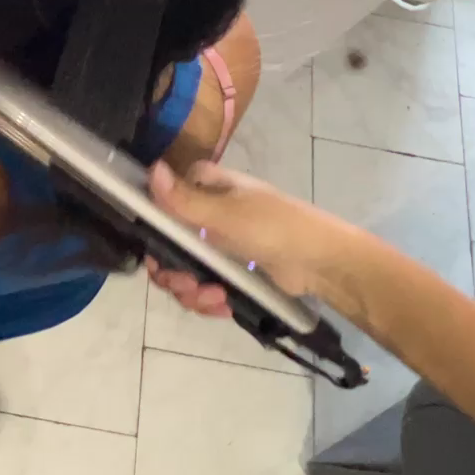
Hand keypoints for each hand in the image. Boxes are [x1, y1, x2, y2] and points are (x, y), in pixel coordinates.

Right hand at [145, 161, 363, 317]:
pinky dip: (207, 300)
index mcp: (207, 190)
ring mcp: (218, 246)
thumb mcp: (225, 213)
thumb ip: (183, 199)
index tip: (153, 244)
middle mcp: (207, 216)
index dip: (152, 222)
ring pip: (182, 271)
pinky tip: (223, 306)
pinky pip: (202, 288)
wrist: (323, 264)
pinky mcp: (229, 273)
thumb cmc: (274, 227)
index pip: (164, 199)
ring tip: (213, 298)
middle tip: (183, 283)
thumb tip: (152, 168)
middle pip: (166, 244)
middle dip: (170, 270)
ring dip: (190, 290)